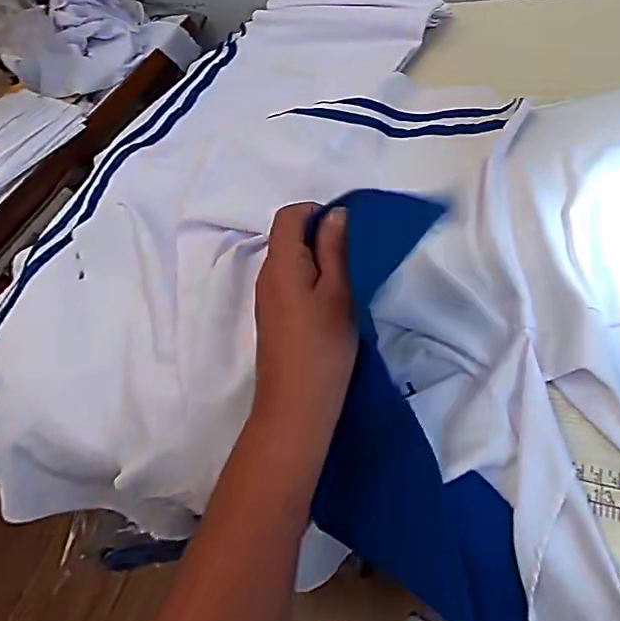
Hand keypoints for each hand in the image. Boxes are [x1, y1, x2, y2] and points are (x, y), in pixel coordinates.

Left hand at [250, 203, 355, 439]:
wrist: (296, 408)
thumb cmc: (322, 347)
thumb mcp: (338, 292)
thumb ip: (335, 249)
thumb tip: (335, 213)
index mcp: (280, 262)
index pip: (289, 214)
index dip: (317, 212)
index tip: (347, 233)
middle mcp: (266, 274)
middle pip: (288, 235)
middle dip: (320, 236)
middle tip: (353, 259)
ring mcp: (267, 296)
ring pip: (291, 259)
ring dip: (318, 260)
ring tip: (346, 282)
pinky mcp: (273, 315)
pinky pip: (290, 280)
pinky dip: (311, 279)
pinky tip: (332, 303)